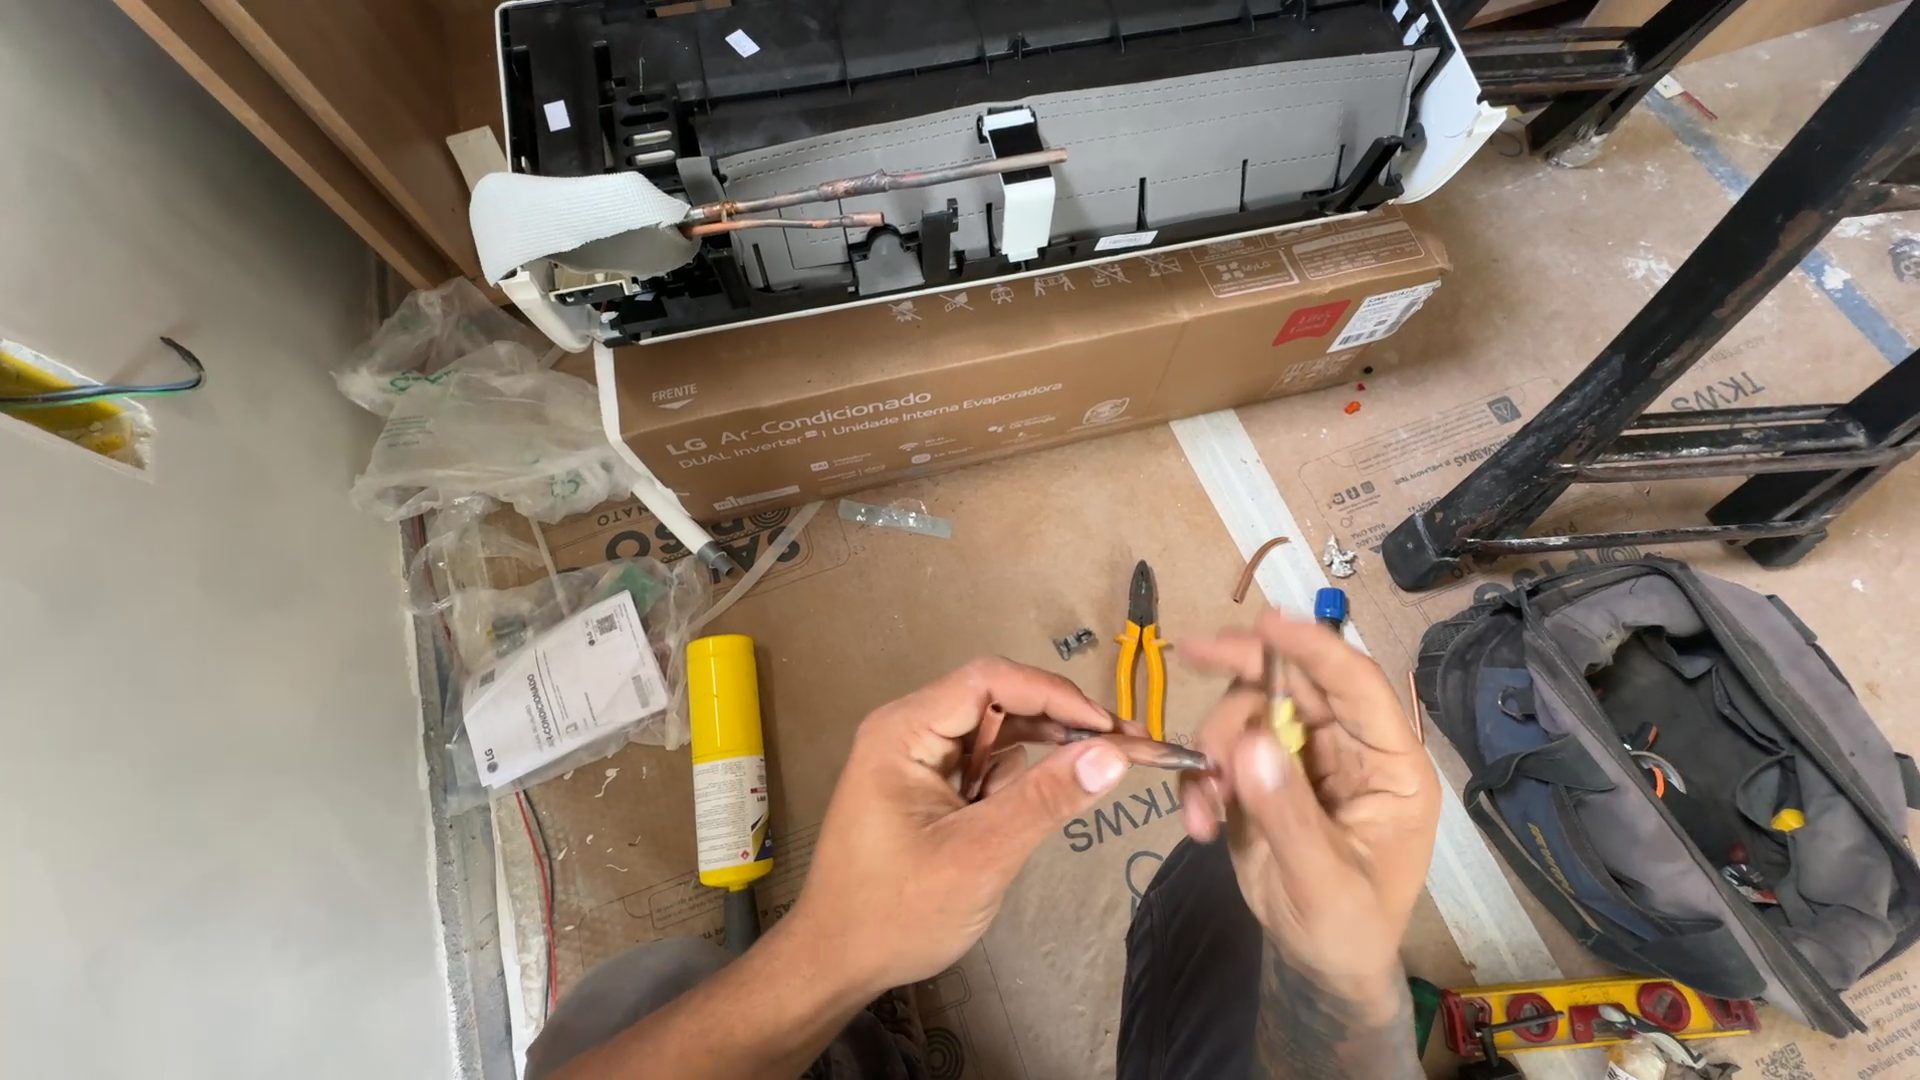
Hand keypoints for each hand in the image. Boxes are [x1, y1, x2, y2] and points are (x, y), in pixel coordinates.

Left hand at [786, 657, 1133, 997]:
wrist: (837, 961)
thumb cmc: (897, 912)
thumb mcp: (979, 856)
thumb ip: (1045, 799)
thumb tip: (1113, 753)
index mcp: (904, 730)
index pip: (989, 681)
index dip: (1054, 695)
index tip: (1110, 728)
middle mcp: (909, 727)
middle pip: (996, 699)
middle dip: (1058, 720)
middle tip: (1123, 746)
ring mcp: (918, 753)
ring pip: (996, 728)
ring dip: (1045, 746)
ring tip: (1101, 766)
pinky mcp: (929, 780)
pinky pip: (984, 759)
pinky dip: (1020, 774)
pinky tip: (1048, 791)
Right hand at [1178, 613, 1439, 1007]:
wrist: (1316, 961)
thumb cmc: (1346, 929)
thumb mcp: (1325, 883)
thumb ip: (1288, 816)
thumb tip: (1250, 745)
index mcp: (1390, 765)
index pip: (1357, 686)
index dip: (1314, 648)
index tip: (1265, 622)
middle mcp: (1346, 746)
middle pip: (1292, 681)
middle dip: (1241, 672)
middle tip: (1190, 652)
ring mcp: (1300, 754)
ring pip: (1246, 707)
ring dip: (1213, 745)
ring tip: (1207, 802)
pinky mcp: (1261, 770)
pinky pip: (1221, 746)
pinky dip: (1200, 776)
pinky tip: (1199, 820)